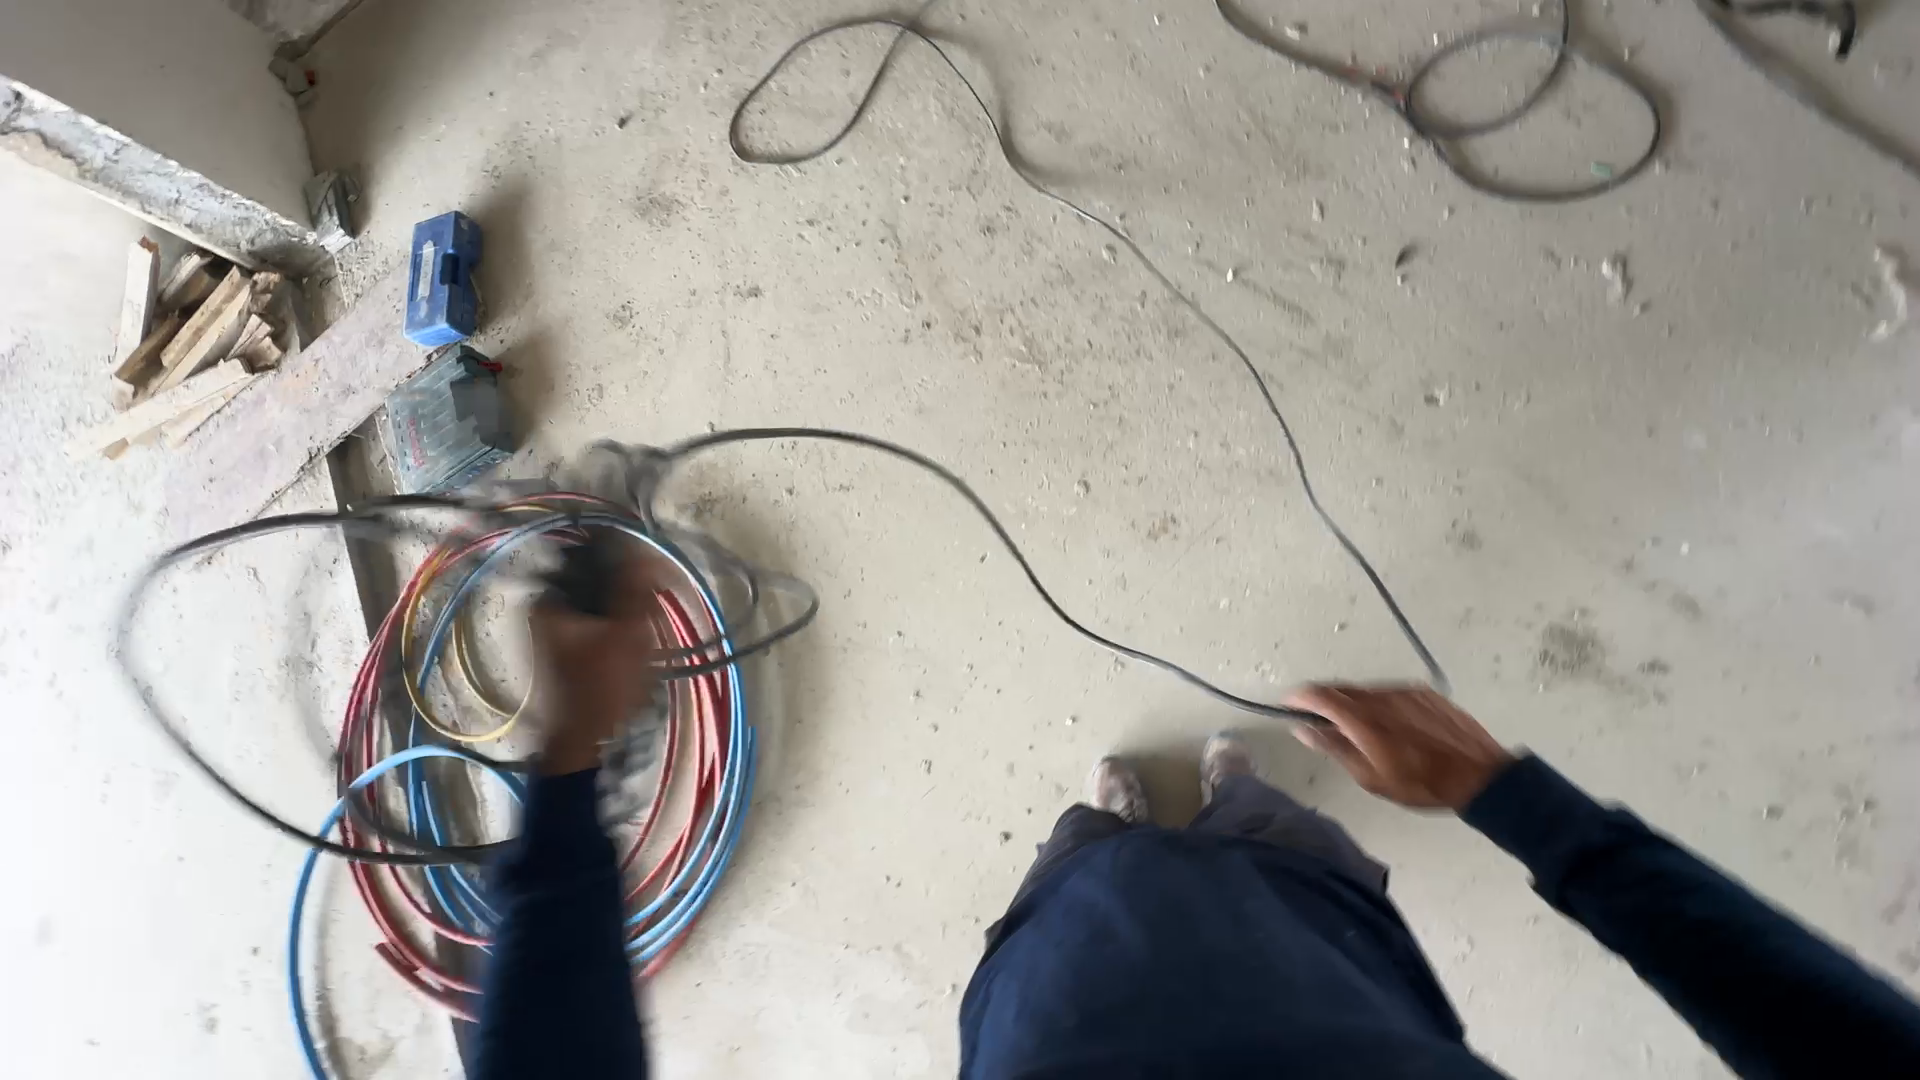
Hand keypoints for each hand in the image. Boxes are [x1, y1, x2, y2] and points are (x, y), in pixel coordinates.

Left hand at [530, 543, 665, 774]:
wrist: (586, 740)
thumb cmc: (605, 684)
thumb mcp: (628, 630)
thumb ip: (633, 585)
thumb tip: (637, 547)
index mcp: (549, 601)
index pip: (590, 558)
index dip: (623, 563)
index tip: (646, 580)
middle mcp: (543, 610)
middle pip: (597, 581)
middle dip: (628, 594)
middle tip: (648, 615)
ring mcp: (553, 630)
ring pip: (601, 604)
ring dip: (627, 612)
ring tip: (644, 635)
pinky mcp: (566, 648)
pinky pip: (598, 623)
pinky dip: (617, 628)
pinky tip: (634, 646)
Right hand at [1284, 683, 1514, 810]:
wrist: (1481, 777)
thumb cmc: (1419, 783)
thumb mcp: (1369, 776)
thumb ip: (1333, 748)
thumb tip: (1302, 728)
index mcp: (1361, 717)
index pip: (1318, 695)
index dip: (1298, 697)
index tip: (1289, 704)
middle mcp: (1379, 696)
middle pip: (1340, 689)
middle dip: (1324, 700)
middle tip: (1321, 720)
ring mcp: (1403, 691)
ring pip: (1366, 691)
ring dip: (1353, 703)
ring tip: (1361, 726)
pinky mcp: (1424, 693)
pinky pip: (1390, 693)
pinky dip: (1380, 704)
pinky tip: (1393, 725)